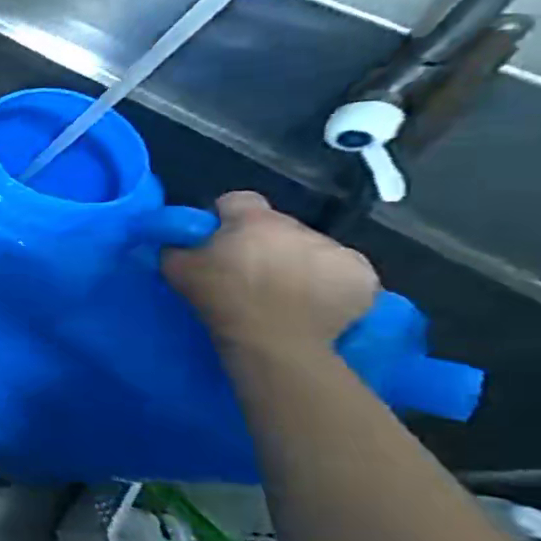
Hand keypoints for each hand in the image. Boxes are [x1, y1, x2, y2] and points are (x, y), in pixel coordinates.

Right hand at [163, 191, 378, 352]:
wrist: (275, 341)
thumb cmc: (222, 300)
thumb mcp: (177, 270)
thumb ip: (176, 246)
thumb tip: (177, 240)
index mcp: (255, 221)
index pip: (239, 199)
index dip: (225, 215)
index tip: (217, 236)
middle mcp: (301, 228)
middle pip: (278, 225)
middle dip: (264, 241)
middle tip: (248, 268)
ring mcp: (338, 252)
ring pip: (312, 247)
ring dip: (297, 259)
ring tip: (284, 288)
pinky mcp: (365, 277)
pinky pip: (342, 270)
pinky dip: (329, 280)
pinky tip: (314, 298)